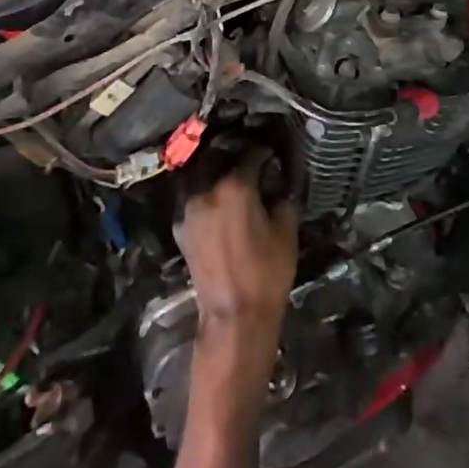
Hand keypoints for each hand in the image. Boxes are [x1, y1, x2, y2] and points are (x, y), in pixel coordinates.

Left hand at [171, 162, 298, 467]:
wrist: (235, 316)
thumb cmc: (267, 271)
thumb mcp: (287, 230)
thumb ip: (282, 197)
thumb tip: (279, 183)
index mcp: (234, 186)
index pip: (251, 155)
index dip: (264, 151)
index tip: (273, 153)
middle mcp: (206, 191)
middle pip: (218, 159)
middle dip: (234, 155)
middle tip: (251, 159)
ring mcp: (189, 211)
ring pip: (201, 178)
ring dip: (216, 173)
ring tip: (233, 177)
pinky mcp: (181, 230)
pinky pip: (194, 200)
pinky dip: (206, 195)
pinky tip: (220, 202)